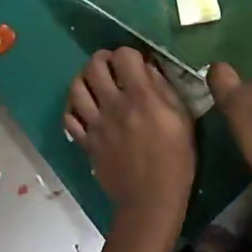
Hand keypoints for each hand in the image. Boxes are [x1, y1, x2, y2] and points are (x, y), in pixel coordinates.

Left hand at [64, 49, 195, 219]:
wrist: (152, 198)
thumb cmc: (176, 159)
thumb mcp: (183, 119)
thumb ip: (165, 90)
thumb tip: (149, 69)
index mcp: (141, 96)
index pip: (124, 56)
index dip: (129, 53)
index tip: (136, 62)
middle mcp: (113, 104)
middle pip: (94, 66)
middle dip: (102, 59)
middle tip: (111, 66)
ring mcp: (96, 123)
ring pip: (76, 87)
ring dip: (84, 77)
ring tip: (93, 81)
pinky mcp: (86, 141)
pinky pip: (69, 117)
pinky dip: (73, 106)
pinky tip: (83, 107)